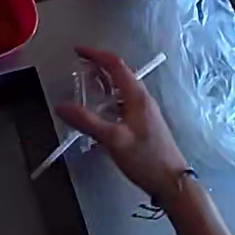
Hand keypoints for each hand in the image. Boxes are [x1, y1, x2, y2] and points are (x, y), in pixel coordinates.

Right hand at [55, 47, 191, 200]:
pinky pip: (124, 102)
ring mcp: (145, 111)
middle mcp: (142, 99)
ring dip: (104, 83)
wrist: (172, 182)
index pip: (115, 65)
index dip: (96, 55)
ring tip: (87, 85)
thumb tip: (61, 106)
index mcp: (137, 96)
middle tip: (80, 66)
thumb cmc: (146, 158)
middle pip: (120, 74)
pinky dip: (109, 99)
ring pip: (122, 89)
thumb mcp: (113, 139)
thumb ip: (86, 122)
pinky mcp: (144, 124)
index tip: (78, 52)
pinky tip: (101, 112)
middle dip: (99, 66)